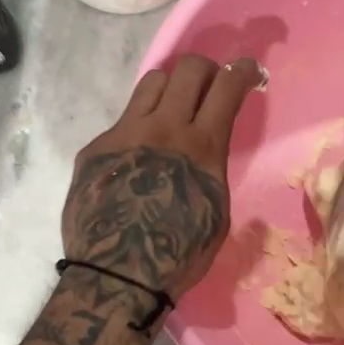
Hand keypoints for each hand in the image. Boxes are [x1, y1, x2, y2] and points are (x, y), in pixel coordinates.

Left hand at [61, 55, 263, 299]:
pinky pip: (123, 119)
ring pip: (152, 82)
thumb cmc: (180, 255)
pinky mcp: (96, 147)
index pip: (226, 87)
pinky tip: (137, 157)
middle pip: (188, 69)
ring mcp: (125, 133)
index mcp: (202, 146)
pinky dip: (138, 127)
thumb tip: (206, 152)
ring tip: (172, 109)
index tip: (247, 69)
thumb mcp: (218, 214)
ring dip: (171, 88)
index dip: (241, 71)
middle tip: (210, 85)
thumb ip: (213, 170)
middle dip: (206, 70)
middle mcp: (164, 127)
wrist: (117, 275)